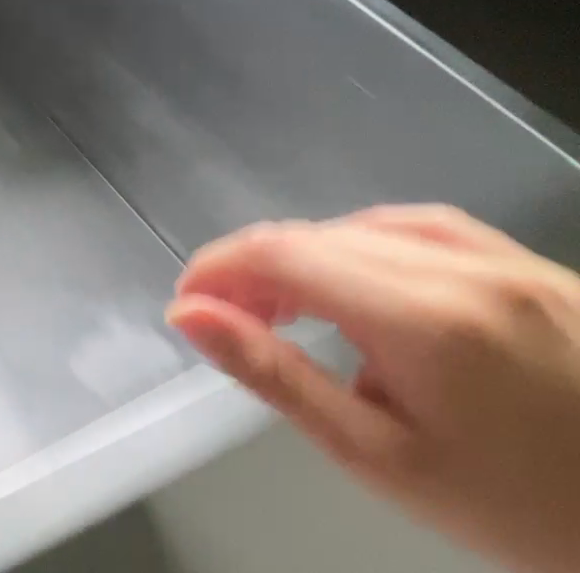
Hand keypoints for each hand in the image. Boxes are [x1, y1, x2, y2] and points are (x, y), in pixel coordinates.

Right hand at [170, 206, 579, 572]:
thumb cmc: (514, 505)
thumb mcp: (377, 456)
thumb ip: (273, 374)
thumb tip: (188, 314)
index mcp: (426, 318)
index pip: (280, 252)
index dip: (215, 268)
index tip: (189, 306)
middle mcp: (471, 272)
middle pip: (317, 236)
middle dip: (254, 269)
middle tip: (234, 320)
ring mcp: (518, 264)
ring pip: (366, 225)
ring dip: (307, 256)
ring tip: (292, 305)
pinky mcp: (546, 270)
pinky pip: (428, 229)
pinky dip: (367, 243)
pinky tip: (363, 279)